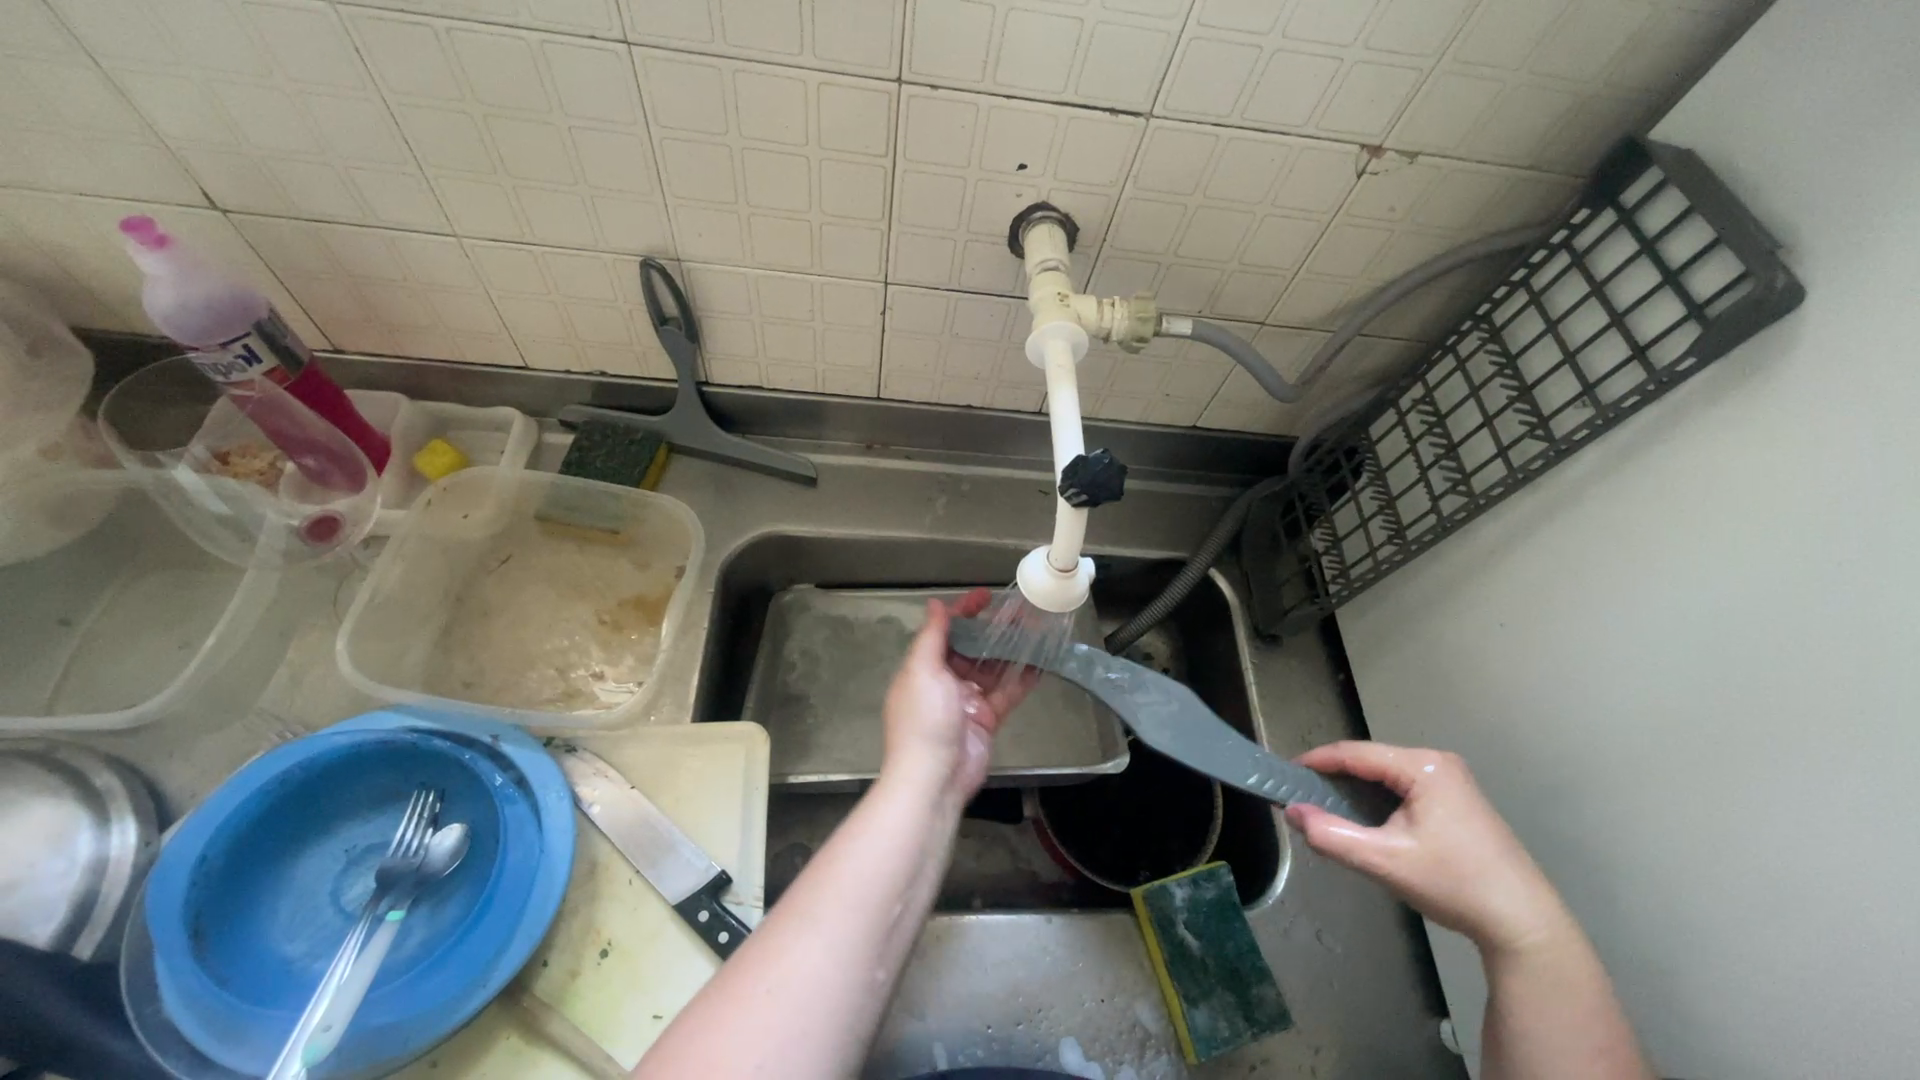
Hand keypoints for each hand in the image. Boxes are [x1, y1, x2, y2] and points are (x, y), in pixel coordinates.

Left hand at [880, 589, 1036, 802]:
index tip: (986, 596)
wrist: (933, 779)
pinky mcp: (986, 720)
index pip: (945, 632)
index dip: (964, 612)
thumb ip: (932, 636)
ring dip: (1011, 650)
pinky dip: (1023, 679)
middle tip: (1020, 611)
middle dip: (993, 629)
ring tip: (1036, 630)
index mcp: (923, 668)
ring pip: (992, 669)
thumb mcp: (922, 671)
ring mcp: (966, 702)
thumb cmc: (924, 721)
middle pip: (972, 648)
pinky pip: (1007, 694)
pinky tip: (1041, 663)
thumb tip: (935, 604)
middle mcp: (944, 682)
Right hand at [1286, 741, 1572, 956]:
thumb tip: (1291, 813)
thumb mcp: (1384, 861)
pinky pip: (1403, 790)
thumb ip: (1332, 835)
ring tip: (1324, 811)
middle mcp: (1438, 764)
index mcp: (1424, 767)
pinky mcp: (1457, 802)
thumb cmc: (1454, 883)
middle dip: (1335, 778)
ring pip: (1386, 777)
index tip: (1284, 774)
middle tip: (1301, 798)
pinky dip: (1377, 801)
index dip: (1317, 761)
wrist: (1523, 922)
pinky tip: (1364, 822)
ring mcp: (1452, 782)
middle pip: (1371, 762)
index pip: (1356, 753)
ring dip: (1355, 791)